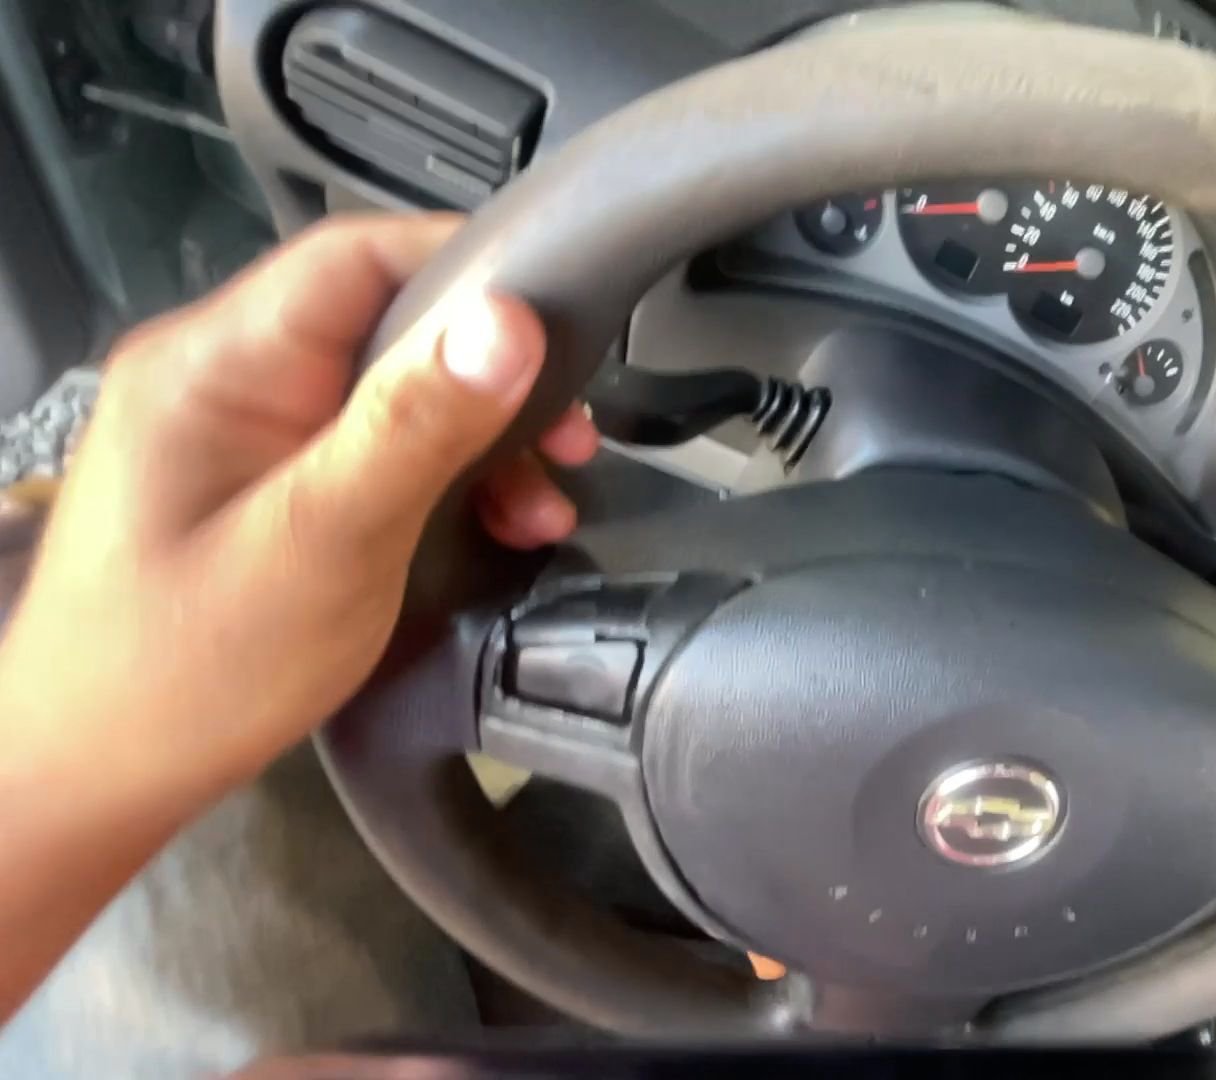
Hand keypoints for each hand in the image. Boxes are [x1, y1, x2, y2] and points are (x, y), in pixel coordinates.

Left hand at [0, 213, 591, 793]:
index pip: (360, 258)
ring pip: (418, 395)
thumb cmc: (197, 664)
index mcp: (225, 364)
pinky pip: (406, 449)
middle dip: (506, 378)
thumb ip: (415, 426)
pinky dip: (471, 478)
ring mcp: (271, 432)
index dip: (470, 266)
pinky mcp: (300, 478)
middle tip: (575, 433)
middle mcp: (244, 378)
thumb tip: (507, 326)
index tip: (566, 315)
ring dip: (500, 441)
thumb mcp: (325, 536)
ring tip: (550, 501)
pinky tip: (508, 520)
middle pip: (402, 328)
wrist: (111, 771)